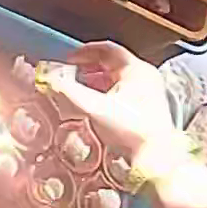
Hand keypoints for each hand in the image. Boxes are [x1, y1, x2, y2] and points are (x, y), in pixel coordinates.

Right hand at [42, 42, 179, 160]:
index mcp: (136, 70)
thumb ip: (69, 92)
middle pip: (112, 63)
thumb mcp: (95, 109)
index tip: (68, 60)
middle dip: (88, 68)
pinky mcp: (148, 107)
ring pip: (117, 78)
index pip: (107, 49)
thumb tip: (50, 79)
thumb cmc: (132, 131)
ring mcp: (149, 92)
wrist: (156, 158)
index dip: (84, 52)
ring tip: (79, 90)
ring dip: (96, 81)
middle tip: (70, 74)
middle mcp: (145, 77)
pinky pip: (123, 92)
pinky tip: (95, 105)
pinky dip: (106, 93)